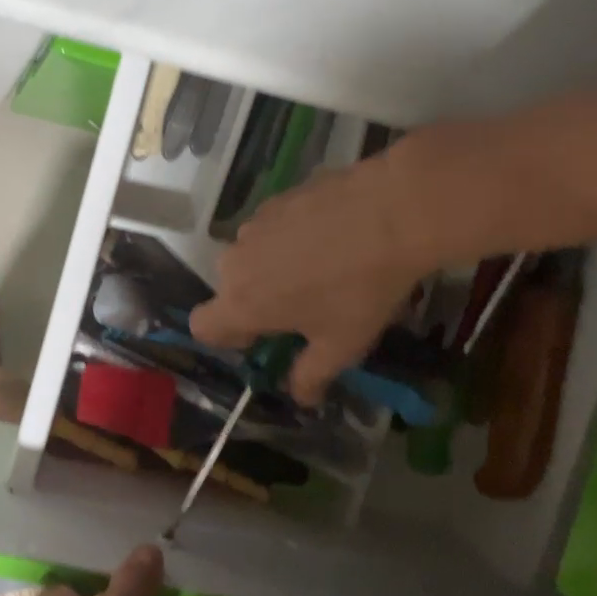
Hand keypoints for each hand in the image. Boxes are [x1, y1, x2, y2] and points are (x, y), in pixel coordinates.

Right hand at [190, 158, 431, 404]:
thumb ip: (311, 376)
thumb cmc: (361, 290)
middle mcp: (235, 262)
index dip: (227, 337)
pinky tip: (332, 235)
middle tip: (305, 304)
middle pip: (230, 290)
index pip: (202, 326)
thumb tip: (301, 397)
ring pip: (251, 256)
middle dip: (257, 300)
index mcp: (242, 303)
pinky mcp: (277, 198)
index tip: (263, 337)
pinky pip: (272, 227)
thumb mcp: (342, 346)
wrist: (395, 212)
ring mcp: (255, 225)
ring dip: (273, 266)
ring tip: (323, 266)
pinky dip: (290, 236)